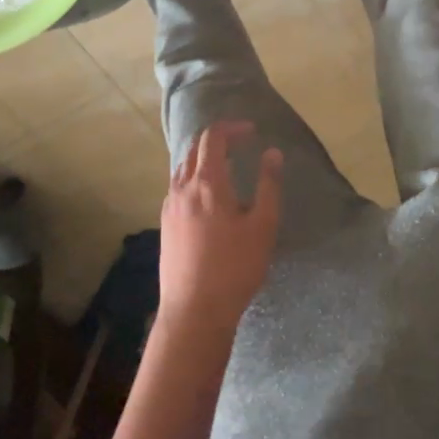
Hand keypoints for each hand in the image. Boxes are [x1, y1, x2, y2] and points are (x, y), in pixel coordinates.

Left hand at [158, 121, 283, 329]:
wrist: (194, 310)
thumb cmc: (234, 268)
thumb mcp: (263, 227)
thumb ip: (268, 186)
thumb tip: (272, 153)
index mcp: (207, 182)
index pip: (213, 137)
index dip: (232, 128)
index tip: (252, 132)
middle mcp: (182, 187)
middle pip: (195, 148)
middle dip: (218, 140)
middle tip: (241, 146)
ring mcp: (170, 206)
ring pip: (183, 168)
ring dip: (203, 159)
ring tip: (226, 170)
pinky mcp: (165, 224)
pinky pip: (178, 188)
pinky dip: (193, 179)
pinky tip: (208, 199)